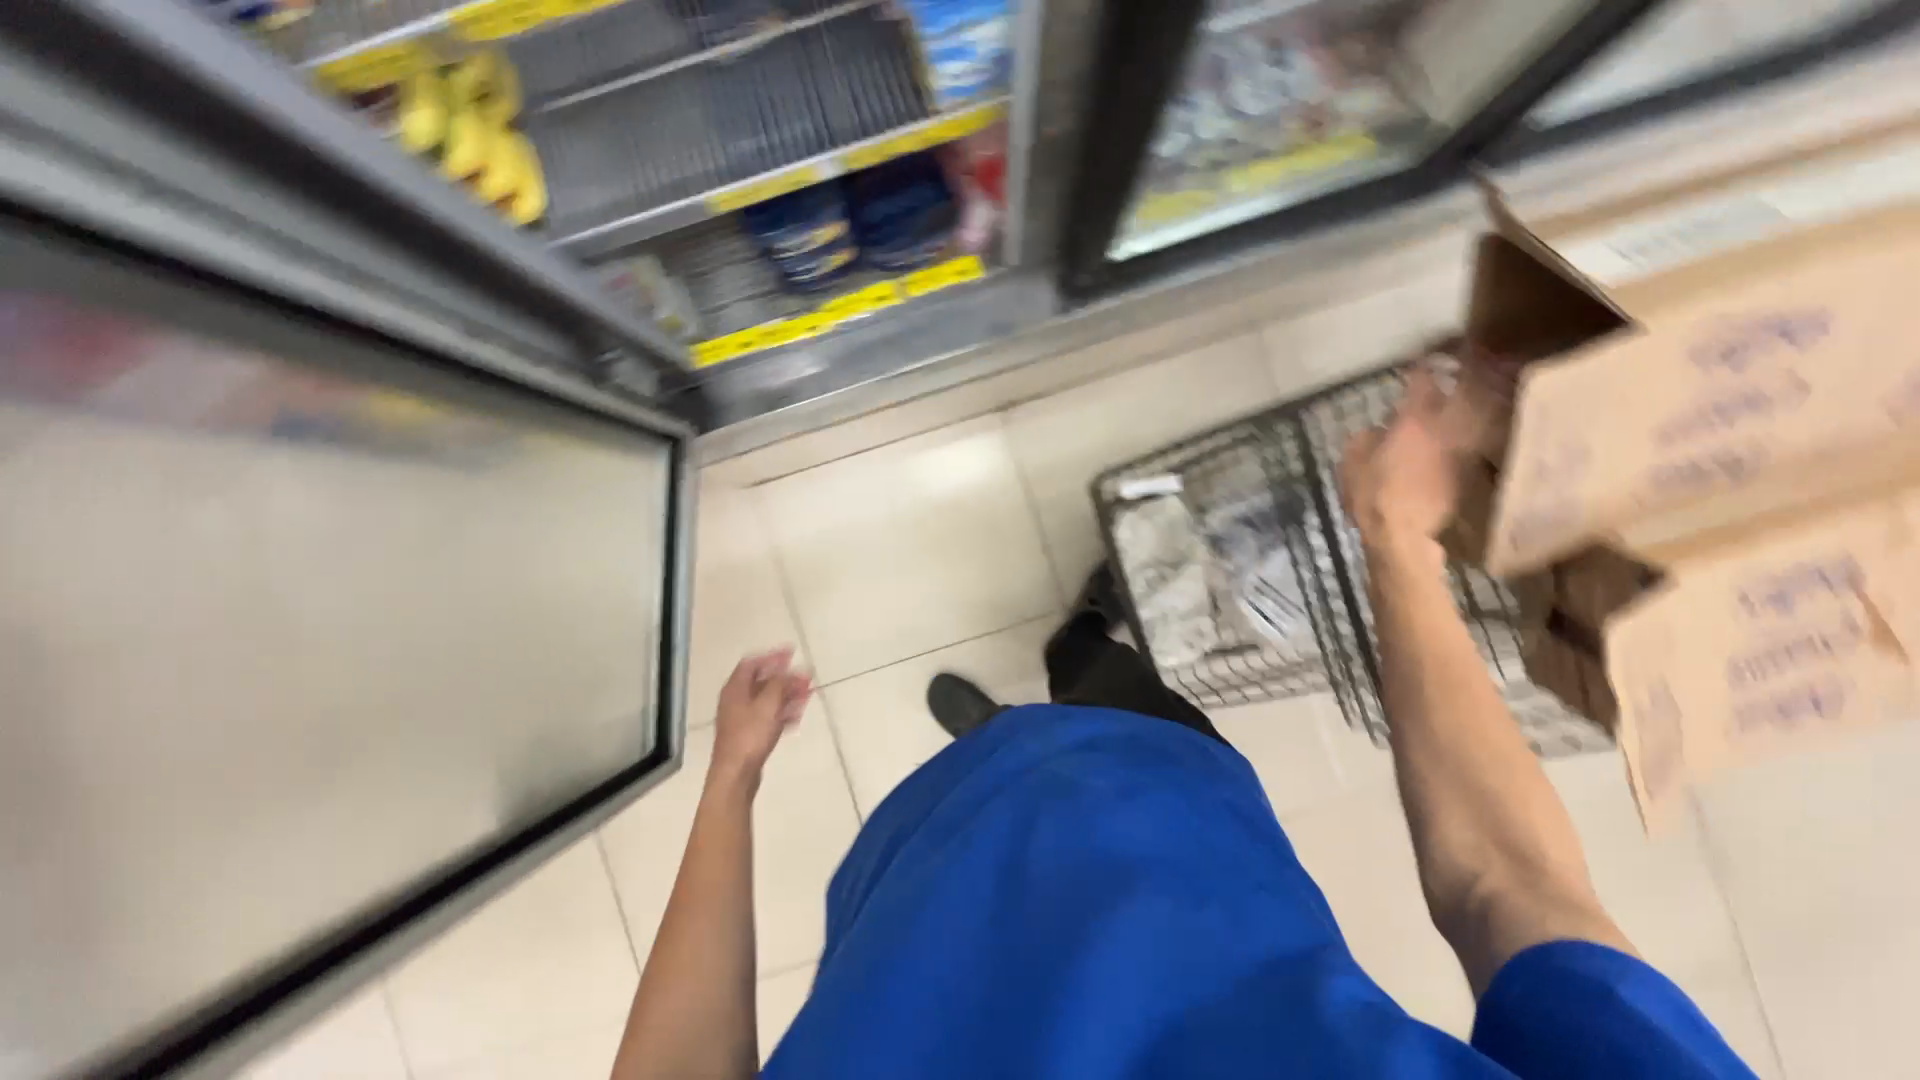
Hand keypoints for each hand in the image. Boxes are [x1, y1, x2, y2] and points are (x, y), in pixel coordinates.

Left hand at [711, 647, 811, 786]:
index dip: (772, 656)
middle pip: (763, 681)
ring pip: (768, 700)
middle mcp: (736, 700)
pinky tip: (797, 715)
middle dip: (786, 677)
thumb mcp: (768, 704)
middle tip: (806, 677)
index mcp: (735, 688)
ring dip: (788, 694)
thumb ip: (779, 683)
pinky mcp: (750, 734)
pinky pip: (769, 716)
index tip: (792, 653)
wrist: (736, 773)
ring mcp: (743, 718)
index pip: (753, 663)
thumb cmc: (750, 735)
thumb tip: (788, 670)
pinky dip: (783, 712)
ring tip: (808, 694)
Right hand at [1339, 367, 1482, 556]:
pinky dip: (1476, 431)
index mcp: (1413, 420)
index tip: (1421, 357)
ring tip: (1482, 386)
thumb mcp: (1351, 463)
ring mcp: (1460, 451)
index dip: (1422, 366)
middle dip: (1467, 371)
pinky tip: (1473, 430)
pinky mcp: (1467, 474)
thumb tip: (1379, 430)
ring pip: (1476, 415)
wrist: (1403, 537)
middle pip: (1464, 391)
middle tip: (1470, 357)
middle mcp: (1444, 429)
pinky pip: (1474, 442)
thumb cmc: (1371, 496)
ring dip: (1480, 399)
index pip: (1421, 381)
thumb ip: (1365, 439)